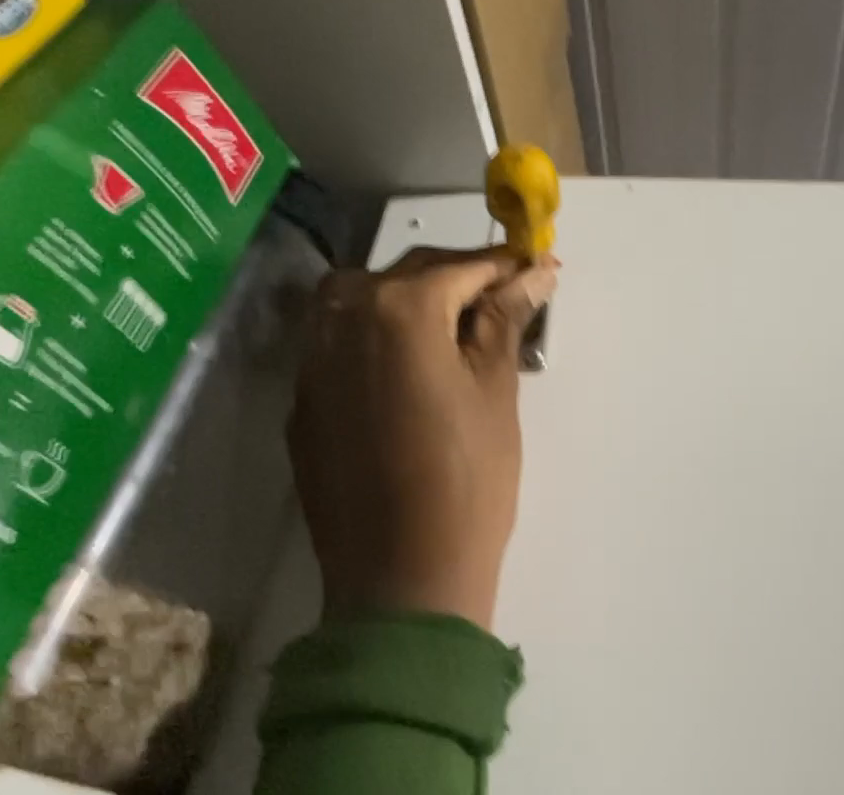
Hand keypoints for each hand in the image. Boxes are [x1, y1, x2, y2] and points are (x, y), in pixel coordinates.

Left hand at [287, 245, 559, 629]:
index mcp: (397, 311)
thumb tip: (534, 272)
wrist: (403, 578)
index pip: (460, 267)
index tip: (540, 266)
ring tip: (453, 323)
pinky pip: (339, 343)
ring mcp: (313, 363)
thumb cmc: (469, 477)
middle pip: (407, 275)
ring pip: (360, 300)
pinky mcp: (303, 403)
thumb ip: (506, 318)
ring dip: (408, 296)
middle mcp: (343, 321)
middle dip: (459, 276)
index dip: (505, 265)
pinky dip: (376, 335)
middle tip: (506, 294)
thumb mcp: (497, 389)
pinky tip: (409, 365)